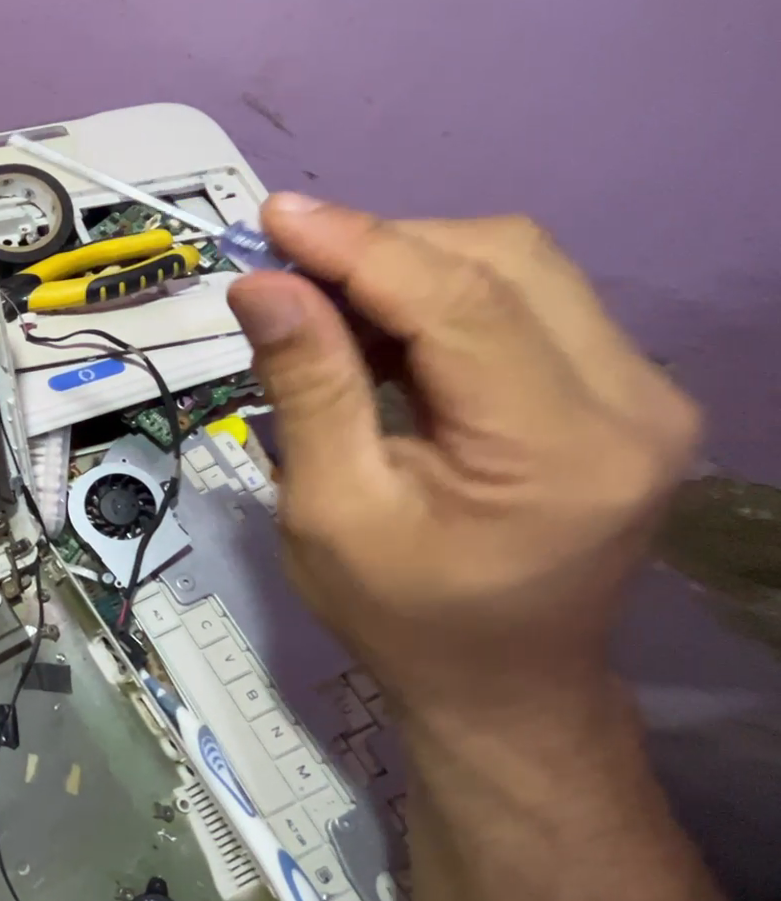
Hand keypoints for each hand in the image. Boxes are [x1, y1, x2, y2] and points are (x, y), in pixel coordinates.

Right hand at [225, 196, 699, 723]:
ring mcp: (639, 392)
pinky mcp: (619, 393)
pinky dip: (435, 296)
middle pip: (504, 260)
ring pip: (519, 268)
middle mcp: (629, 401)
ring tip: (319, 302)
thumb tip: (260, 287)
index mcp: (555, 447)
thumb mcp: (326, 510)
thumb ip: (305, 389)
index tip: (272, 217)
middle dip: (382, 247)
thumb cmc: (398, 613)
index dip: (359, 246)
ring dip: (407, 266)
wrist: (498, 683)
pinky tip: (374, 327)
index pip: (459, 301)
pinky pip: (524, 303)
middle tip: (284, 270)